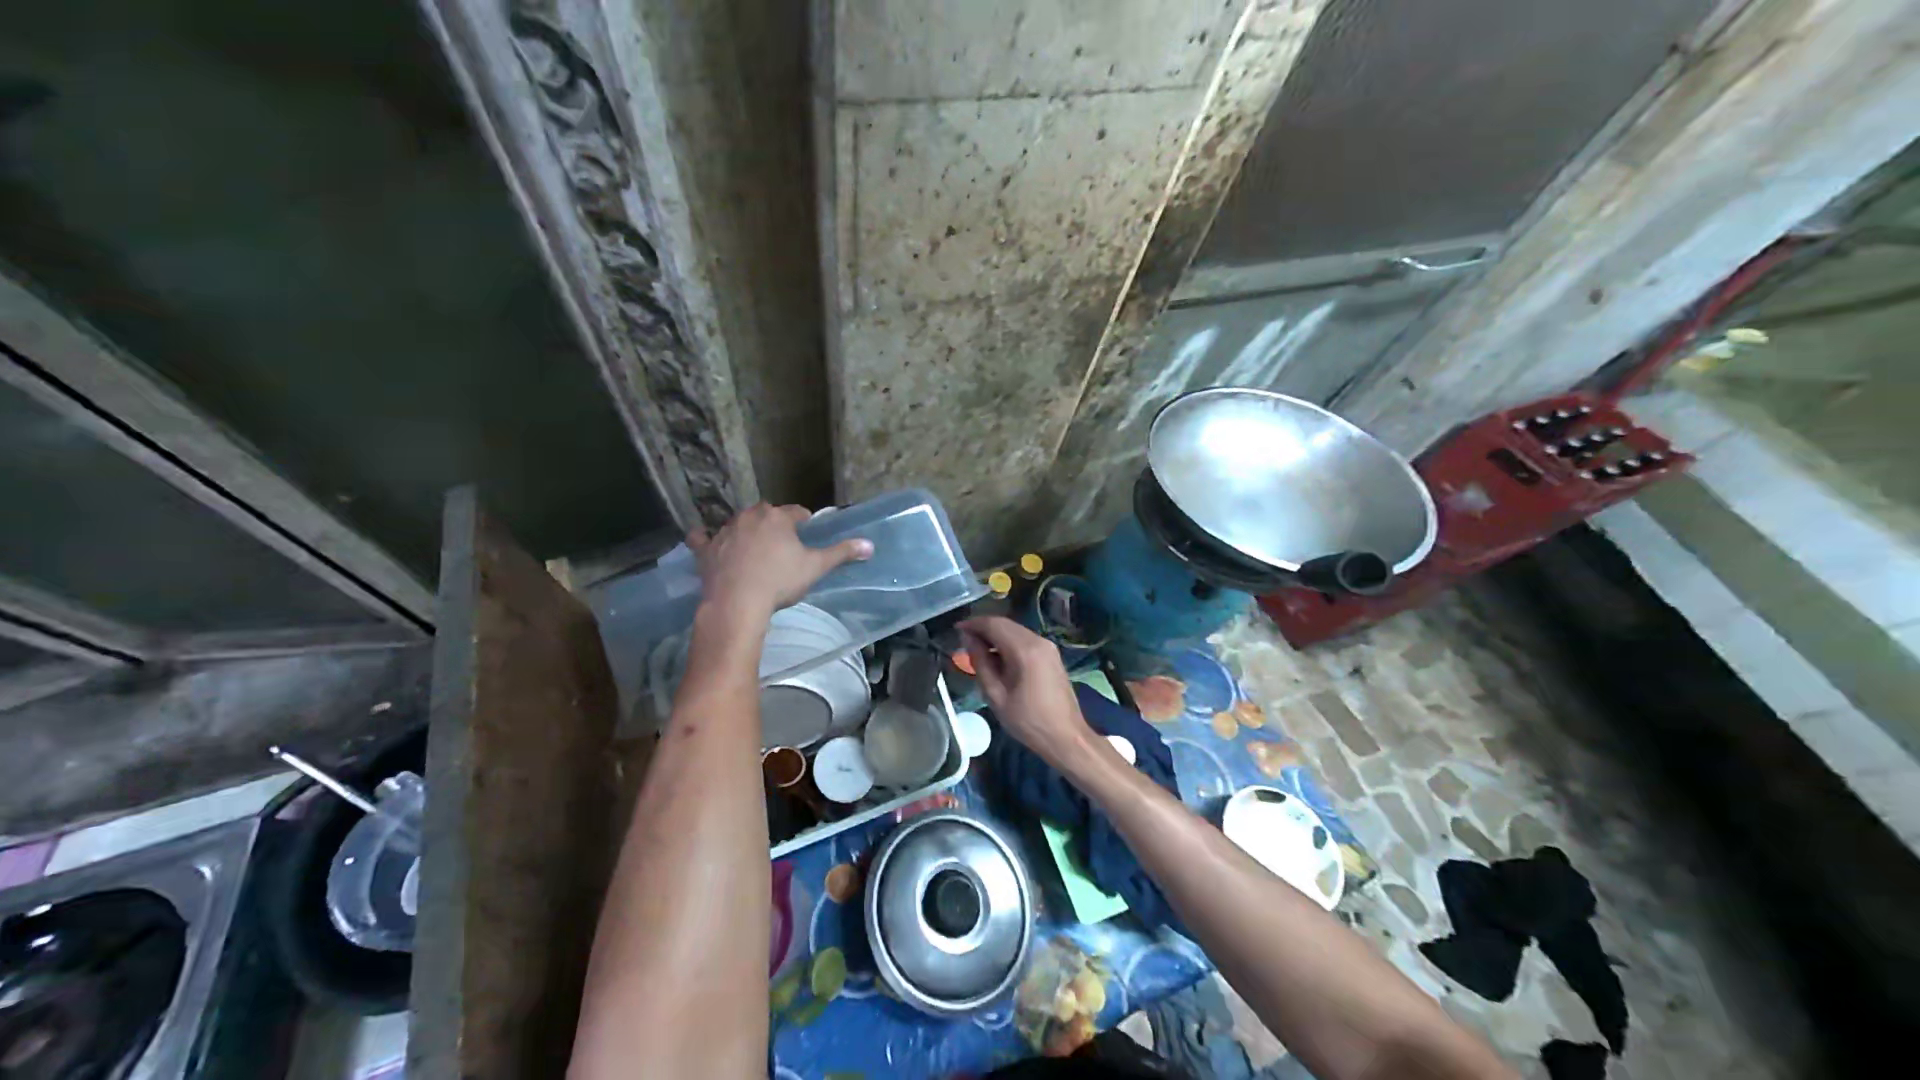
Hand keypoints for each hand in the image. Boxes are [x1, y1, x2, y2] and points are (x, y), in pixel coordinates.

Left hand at [688, 504, 871, 619]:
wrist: (737, 602)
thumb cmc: (780, 581)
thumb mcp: (816, 567)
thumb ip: (842, 553)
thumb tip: (869, 545)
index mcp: (778, 517)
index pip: (796, 512)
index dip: (803, 521)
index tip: (806, 531)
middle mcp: (750, 516)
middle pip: (766, 513)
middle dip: (774, 524)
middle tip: (781, 544)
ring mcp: (725, 531)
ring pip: (738, 524)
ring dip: (745, 531)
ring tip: (753, 550)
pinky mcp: (705, 549)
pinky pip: (702, 538)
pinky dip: (704, 539)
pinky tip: (706, 542)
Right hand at [957, 616, 1095, 768]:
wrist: (1065, 736)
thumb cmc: (1027, 720)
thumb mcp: (996, 695)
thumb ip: (980, 663)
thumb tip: (969, 639)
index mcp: (1024, 650)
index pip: (994, 624)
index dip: (973, 624)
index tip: (956, 629)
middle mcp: (1038, 640)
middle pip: (1005, 624)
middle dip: (983, 628)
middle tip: (964, 640)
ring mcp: (1048, 646)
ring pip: (1016, 630)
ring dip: (996, 634)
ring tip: (977, 649)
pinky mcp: (1052, 654)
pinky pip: (1025, 639)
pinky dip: (1009, 642)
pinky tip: (998, 657)